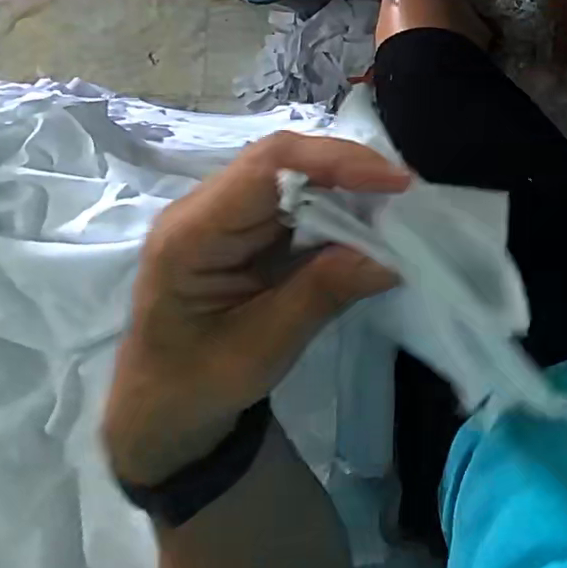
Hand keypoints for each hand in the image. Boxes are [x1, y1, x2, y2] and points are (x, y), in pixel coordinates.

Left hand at [102, 132, 409, 486]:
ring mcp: (226, 210)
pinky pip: (299, 195)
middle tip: (406, 191)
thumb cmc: (196, 385)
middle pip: (285, 158)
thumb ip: (322, 294)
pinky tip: (368, 217)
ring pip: (297, 170)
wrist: (160, 409)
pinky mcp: (247, 223)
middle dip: (351, 167)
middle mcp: (206, 206)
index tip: (395, 183)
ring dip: (350, 182)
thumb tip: (391, 256)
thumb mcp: (261, 350)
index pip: (268, 167)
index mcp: (192, 233)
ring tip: (396, 203)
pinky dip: (340, 202)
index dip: (336, 163)